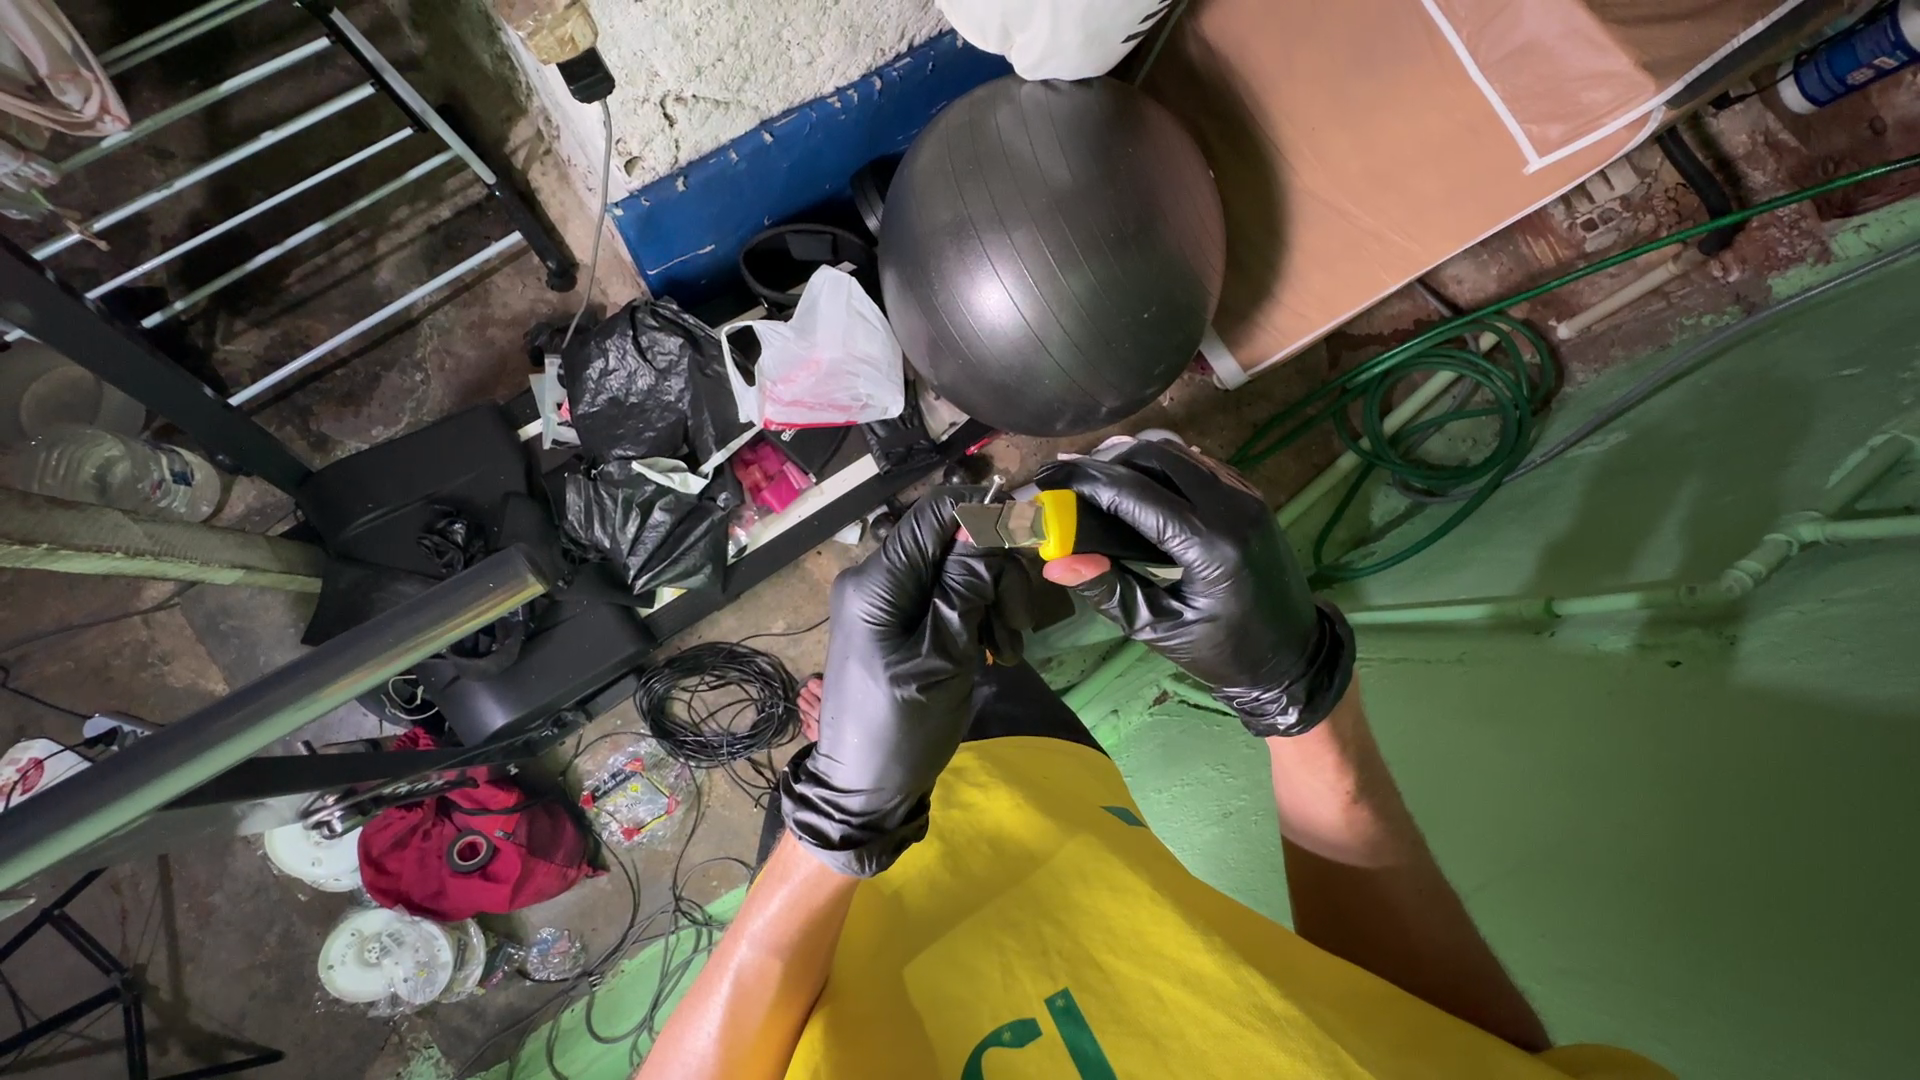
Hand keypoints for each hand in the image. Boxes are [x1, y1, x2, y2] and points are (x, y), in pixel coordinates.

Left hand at [779, 489, 994, 875]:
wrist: (865, 787)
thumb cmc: (903, 729)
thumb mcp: (944, 657)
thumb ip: (965, 585)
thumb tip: (986, 520)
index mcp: (876, 582)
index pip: (935, 512)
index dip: (986, 511)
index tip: (1030, 541)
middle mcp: (874, 578)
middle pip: (949, 541)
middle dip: (994, 573)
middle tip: (1018, 626)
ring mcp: (882, 599)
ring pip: (952, 569)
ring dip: (990, 601)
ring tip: (1004, 651)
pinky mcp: (893, 618)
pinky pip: (941, 596)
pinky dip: (973, 616)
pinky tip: (989, 651)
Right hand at [1035, 442, 1353, 736]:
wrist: (1293, 655)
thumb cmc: (1221, 652)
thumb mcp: (1157, 628)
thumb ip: (1107, 589)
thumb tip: (1055, 563)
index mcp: (1209, 546)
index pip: (1135, 492)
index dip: (1085, 481)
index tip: (1047, 479)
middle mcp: (1232, 507)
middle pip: (1155, 455)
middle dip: (1106, 461)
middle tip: (1070, 479)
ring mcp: (1246, 496)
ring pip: (1178, 452)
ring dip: (1133, 458)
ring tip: (1096, 478)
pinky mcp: (1250, 495)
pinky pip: (1198, 464)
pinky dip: (1161, 466)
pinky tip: (1137, 485)